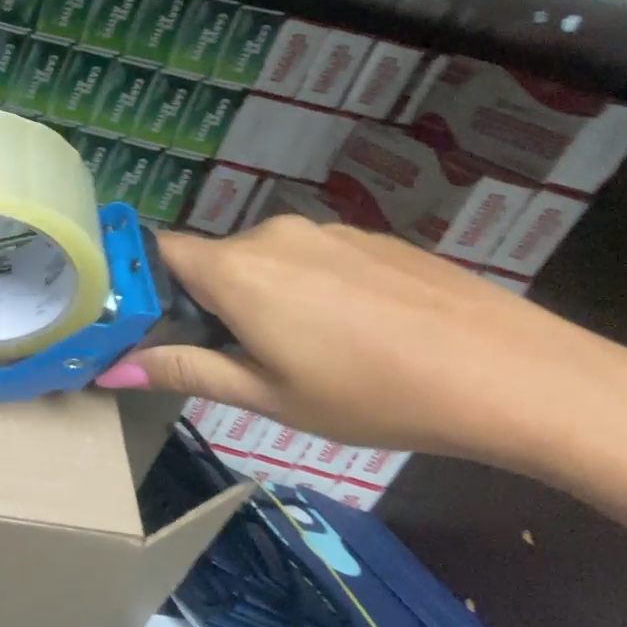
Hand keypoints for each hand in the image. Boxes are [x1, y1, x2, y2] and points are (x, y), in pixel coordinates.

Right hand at [93, 216, 620, 462]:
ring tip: (312, 349)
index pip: (158, 250)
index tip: (155, 322)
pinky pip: (315, 256)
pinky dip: (314, 287)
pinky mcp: (372, 237)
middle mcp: (270, 235)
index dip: (146, 282)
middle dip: (213, 300)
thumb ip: (186, 371)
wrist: (516, 374)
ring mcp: (326, 230)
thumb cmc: (372, 393)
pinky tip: (360, 331)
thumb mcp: (269, 396)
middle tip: (244, 355)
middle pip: (213, 259)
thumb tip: (110, 368)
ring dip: (266, 294)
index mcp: (234, 269)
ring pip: (266, 259)